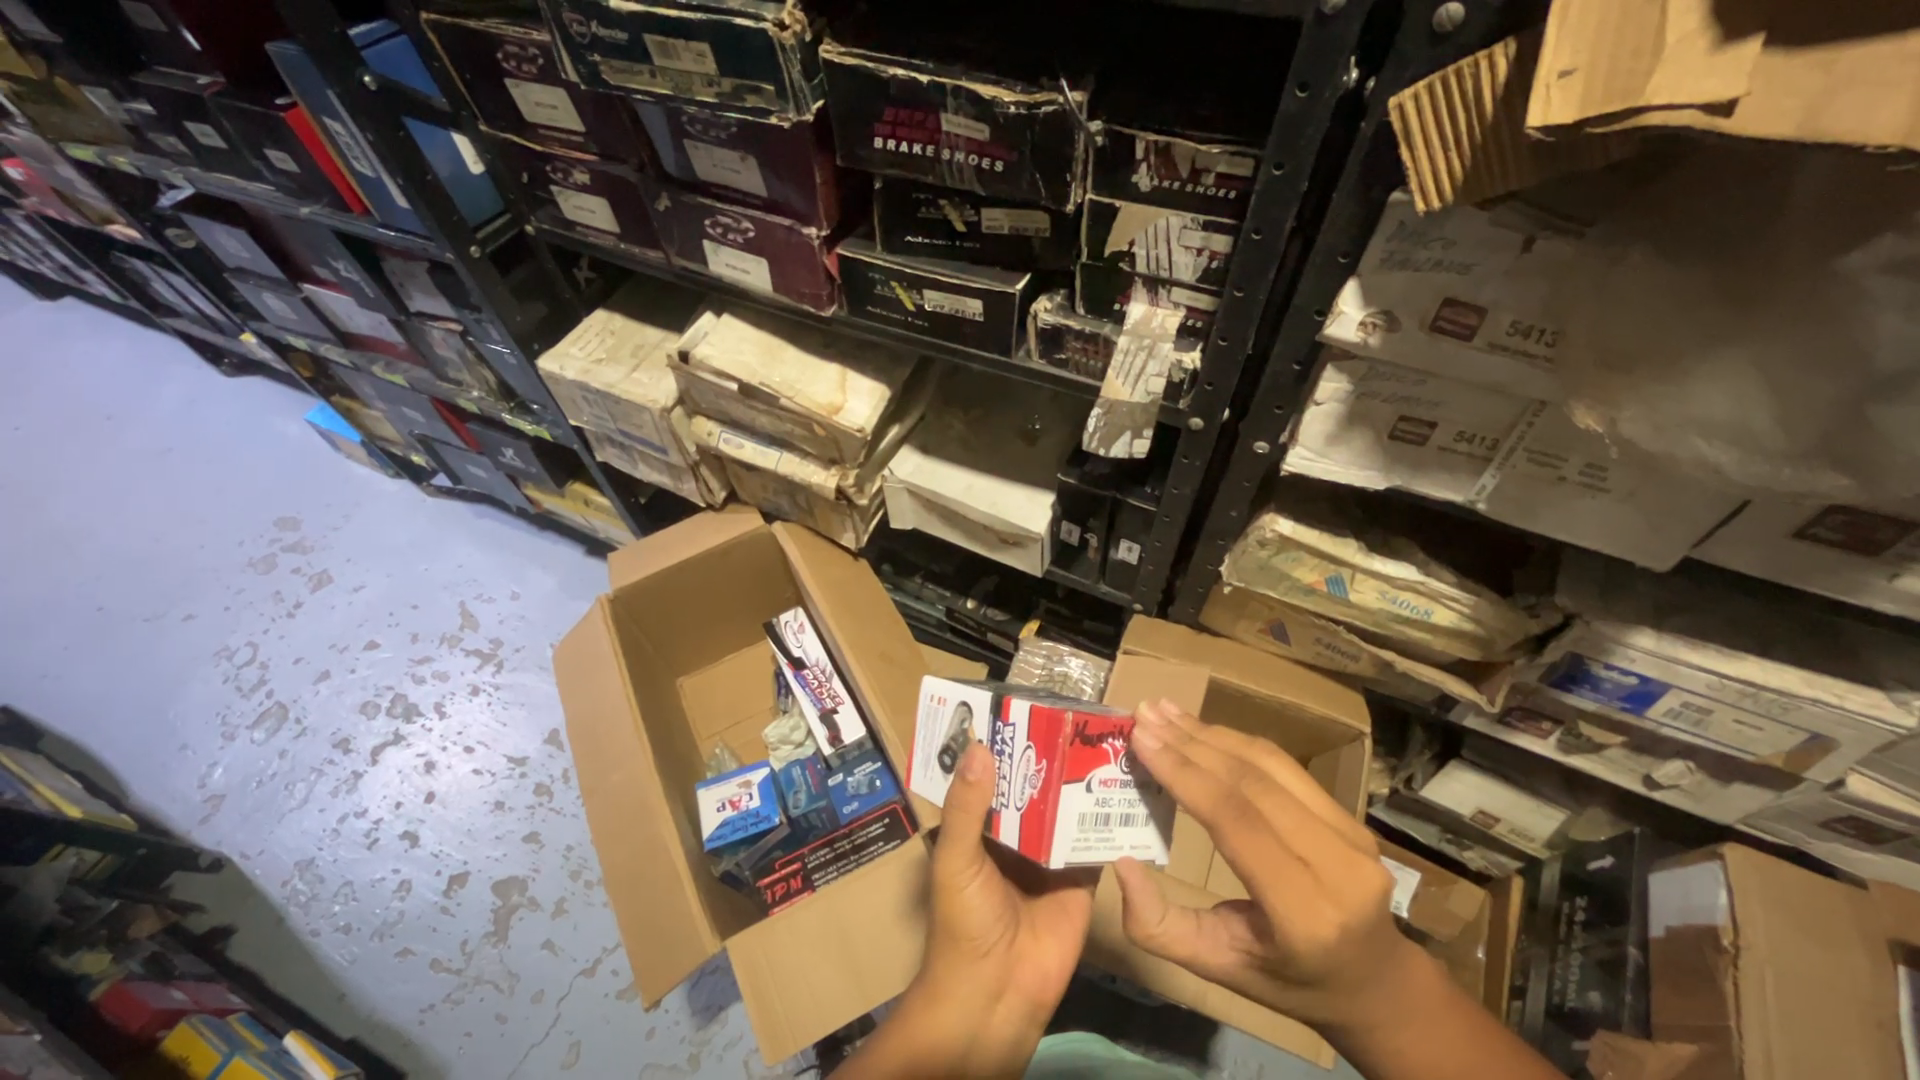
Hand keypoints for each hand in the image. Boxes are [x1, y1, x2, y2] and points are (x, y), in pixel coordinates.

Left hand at [853, 741, 1097, 1078]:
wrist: (1000, 991)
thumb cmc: (964, 922)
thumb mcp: (956, 859)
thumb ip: (967, 807)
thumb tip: (980, 744)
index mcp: (980, 825)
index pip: (994, 772)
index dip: (1008, 742)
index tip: (1029, 700)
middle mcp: (1016, 833)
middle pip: (1037, 783)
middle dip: (1053, 752)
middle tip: (1081, 709)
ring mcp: (1051, 853)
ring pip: (1068, 804)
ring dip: (1083, 777)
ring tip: (1110, 734)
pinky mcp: (1083, 875)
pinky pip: (1096, 838)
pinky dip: (1109, 815)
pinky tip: (1129, 782)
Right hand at [1114, 699, 1429, 1035]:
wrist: (1374, 984)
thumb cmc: (1287, 981)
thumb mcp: (1216, 968)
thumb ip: (1159, 927)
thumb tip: (1121, 863)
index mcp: (1304, 914)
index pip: (1237, 822)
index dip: (1185, 774)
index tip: (1140, 739)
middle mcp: (1338, 868)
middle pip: (1253, 784)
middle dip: (1191, 743)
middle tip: (1143, 715)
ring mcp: (1353, 838)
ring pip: (1272, 766)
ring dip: (1212, 733)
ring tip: (1164, 711)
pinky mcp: (1353, 819)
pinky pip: (1288, 770)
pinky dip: (1238, 743)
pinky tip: (1203, 731)